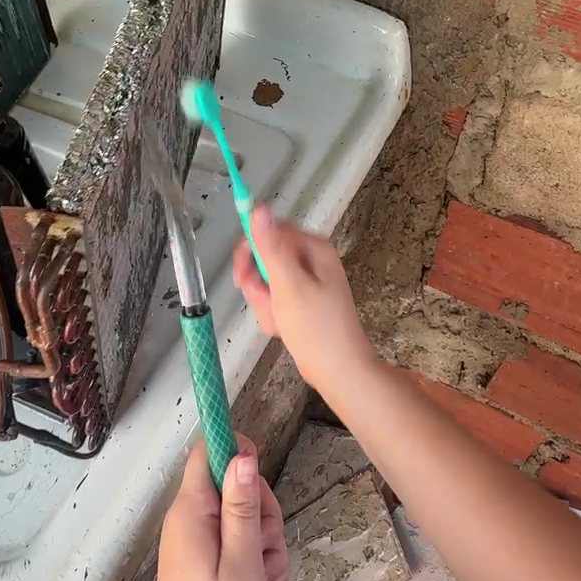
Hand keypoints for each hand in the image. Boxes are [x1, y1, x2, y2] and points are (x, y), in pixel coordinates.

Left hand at [147, 436, 288, 580]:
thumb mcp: (240, 564)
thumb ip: (243, 508)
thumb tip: (242, 454)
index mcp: (192, 511)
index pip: (209, 451)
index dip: (237, 451)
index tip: (259, 476)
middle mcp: (191, 518)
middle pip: (235, 485)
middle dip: (262, 513)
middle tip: (264, 550)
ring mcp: (198, 539)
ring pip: (244, 516)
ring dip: (264, 544)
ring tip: (262, 579)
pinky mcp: (206, 559)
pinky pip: (239, 542)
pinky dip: (256, 561)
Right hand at [234, 207, 378, 396]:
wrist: (339, 372)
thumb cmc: (316, 329)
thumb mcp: (288, 285)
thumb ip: (271, 247)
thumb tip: (258, 208)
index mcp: (313, 248)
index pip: (270, 231)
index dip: (251, 251)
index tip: (241, 276)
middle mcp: (311, 260)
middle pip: (265, 257)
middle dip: (259, 285)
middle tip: (267, 303)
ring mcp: (306, 282)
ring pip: (265, 281)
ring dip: (265, 303)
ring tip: (279, 321)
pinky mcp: (301, 302)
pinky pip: (273, 299)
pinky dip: (272, 314)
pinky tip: (283, 328)